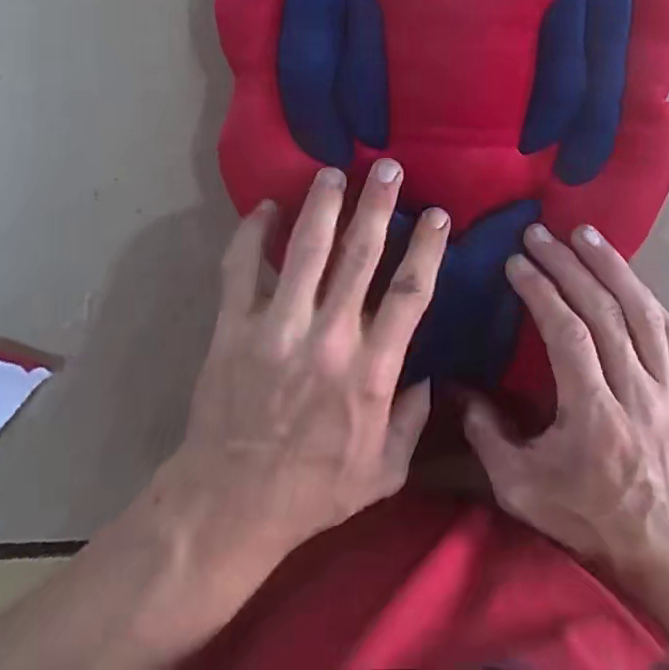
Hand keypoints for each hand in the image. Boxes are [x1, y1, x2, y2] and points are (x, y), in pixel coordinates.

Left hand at [160, 160, 450, 561]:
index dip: (426, 248)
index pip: (410, 293)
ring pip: (305, 251)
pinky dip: (251, 234)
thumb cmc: (314, 491)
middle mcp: (329, 337)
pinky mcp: (233, 328)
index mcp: (371, 369)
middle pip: (359, 257)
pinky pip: (240, 269)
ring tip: (332, 172)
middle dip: (377, 207)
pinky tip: (263, 207)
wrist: (232, 501)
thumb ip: (413, 421)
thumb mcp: (384, 471)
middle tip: (388, 169)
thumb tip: (429, 378)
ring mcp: (277, 328)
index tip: (436, 215)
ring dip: (321, 207)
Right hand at [462, 223, 668, 579]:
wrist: (660, 548)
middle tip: (539, 233)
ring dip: (611, 266)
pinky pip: (666, 329)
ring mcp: (666, 388)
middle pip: (605, 312)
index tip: (516, 263)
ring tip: (583, 233)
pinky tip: (621, 271)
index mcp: (594, 415)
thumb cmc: (583, 515)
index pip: (569, 335)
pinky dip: (641, 292)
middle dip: (569, 265)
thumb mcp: (518, 486)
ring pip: (642, 312)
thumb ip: (486, 432)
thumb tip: (455, 386)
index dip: (542, 292)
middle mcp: (636, 392)